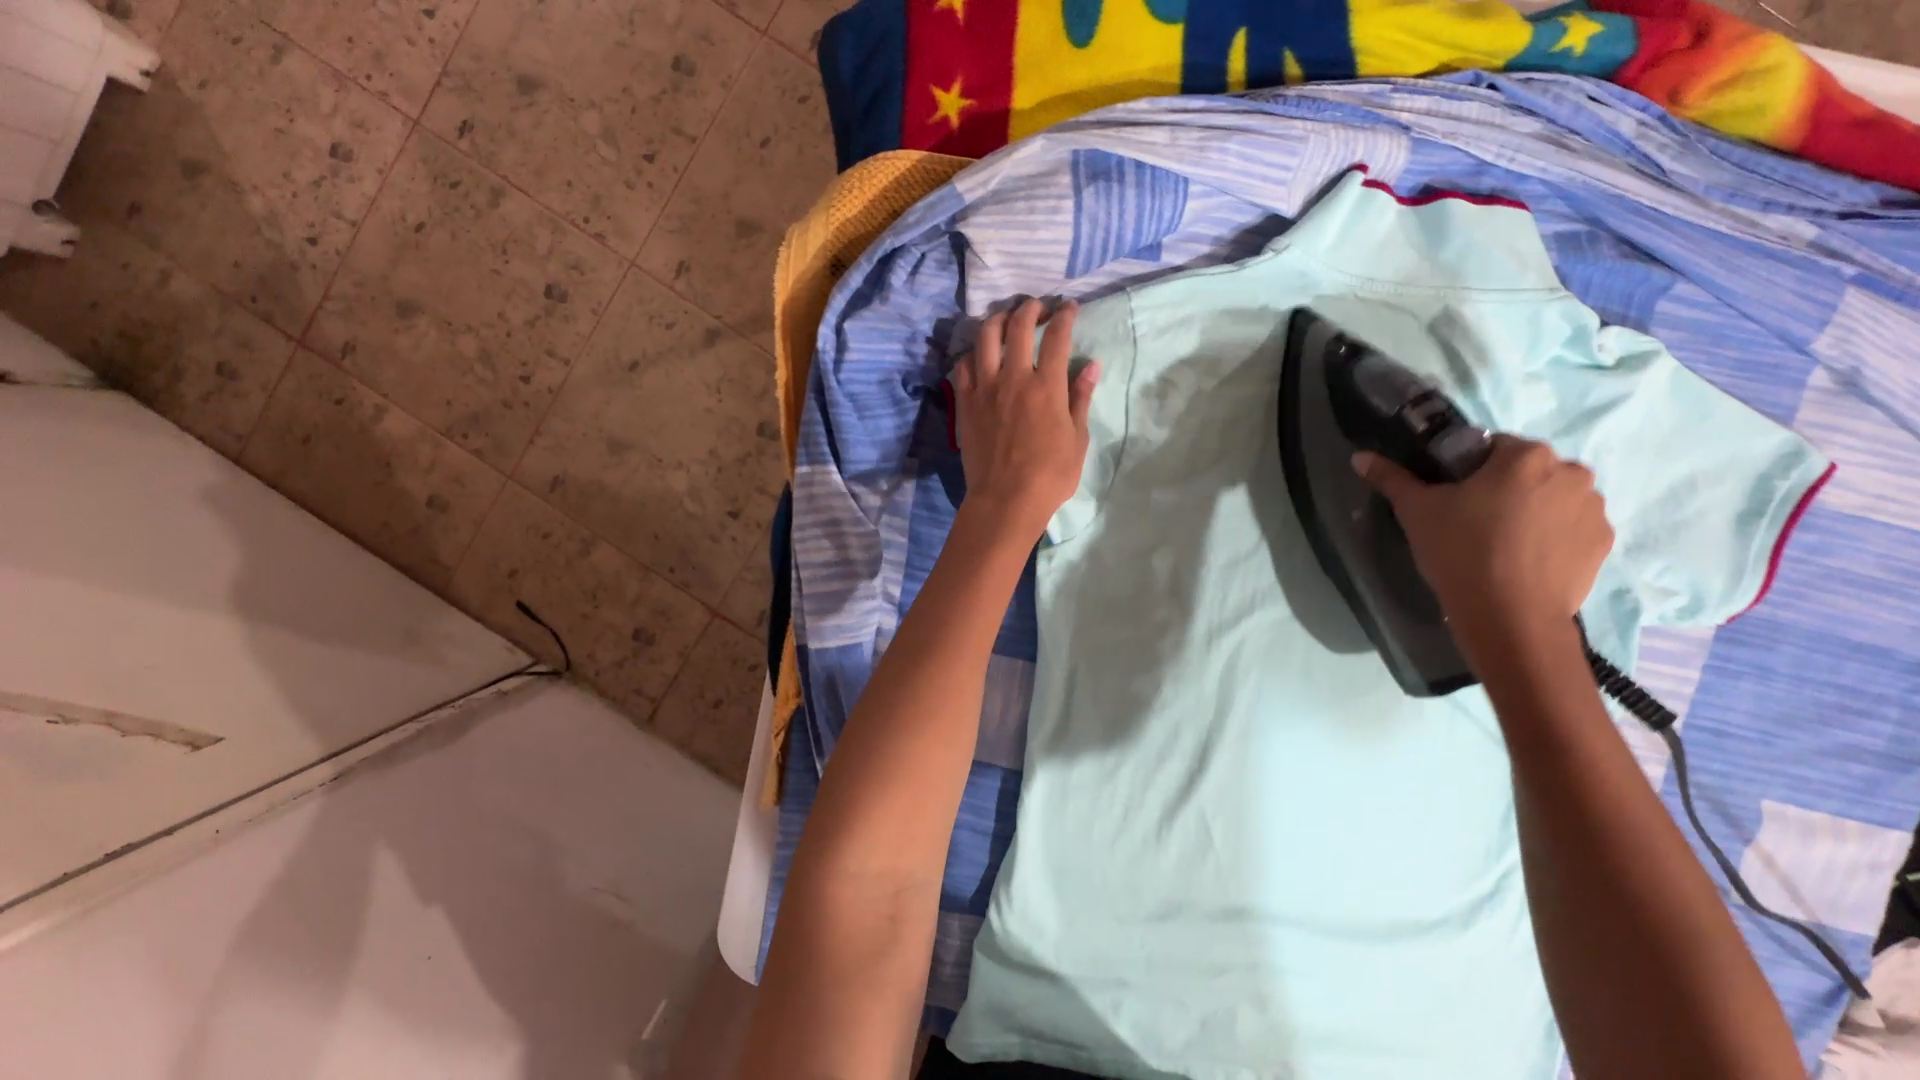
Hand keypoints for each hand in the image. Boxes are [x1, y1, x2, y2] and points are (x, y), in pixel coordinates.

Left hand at [951, 298, 1100, 537]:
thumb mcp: (1077, 439)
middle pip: (1019, 326)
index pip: (1058, 337)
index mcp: (1047, 386)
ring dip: (998, 320)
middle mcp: (1014, 377)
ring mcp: (985, 388)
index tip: (1069, 308)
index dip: (1065, 316)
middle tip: (1038, 308)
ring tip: (1006, 319)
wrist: (1005, 500)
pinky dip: (973, 353)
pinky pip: (963, 366)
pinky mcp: (965, 403)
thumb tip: (1091, 366)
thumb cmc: (1050, 475)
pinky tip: (980, 355)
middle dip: (1031, 309)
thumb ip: (1081, 398)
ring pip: (985, 337)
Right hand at [1353, 435, 1613, 648]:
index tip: (1455, 500)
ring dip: (1534, 513)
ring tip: (1503, 548)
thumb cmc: (1461, 552)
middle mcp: (1571, 472)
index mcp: (1527, 455)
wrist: (1509, 617)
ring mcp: (1594, 509)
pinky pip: (1573, 530)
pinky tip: (1527, 562)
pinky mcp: (1603, 544)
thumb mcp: (1416, 512)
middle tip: (1476, 524)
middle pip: (1529, 473)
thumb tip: (1359, 457)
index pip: (1493, 448)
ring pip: (1553, 500)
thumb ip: (1391, 478)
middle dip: (1507, 490)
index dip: (1470, 472)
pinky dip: (1554, 540)